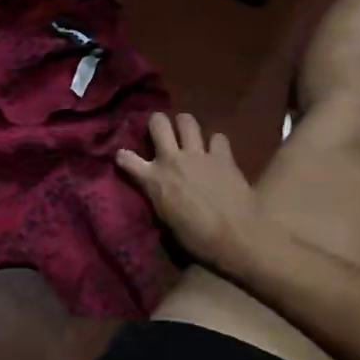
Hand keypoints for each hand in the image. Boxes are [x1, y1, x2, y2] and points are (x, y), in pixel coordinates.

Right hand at [117, 113, 270, 270]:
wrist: (236, 236)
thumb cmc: (197, 238)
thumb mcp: (167, 220)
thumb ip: (160, 197)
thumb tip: (160, 191)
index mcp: (153, 180)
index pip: (127, 159)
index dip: (123, 156)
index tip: (123, 157)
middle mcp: (172, 159)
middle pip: (159, 123)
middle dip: (157, 122)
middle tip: (161, 128)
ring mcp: (198, 154)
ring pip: (187, 121)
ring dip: (185, 124)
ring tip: (187, 131)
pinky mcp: (223, 156)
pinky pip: (218, 137)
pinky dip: (216, 143)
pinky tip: (217, 151)